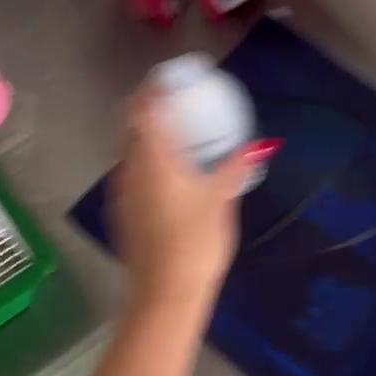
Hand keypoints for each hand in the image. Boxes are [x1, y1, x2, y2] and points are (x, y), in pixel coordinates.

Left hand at [111, 87, 260, 312]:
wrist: (165, 293)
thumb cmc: (195, 241)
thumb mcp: (221, 200)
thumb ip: (234, 168)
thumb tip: (256, 147)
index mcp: (153, 156)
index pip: (144, 108)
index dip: (153, 90)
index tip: (167, 82)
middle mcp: (129, 169)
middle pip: (132, 129)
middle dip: (149, 114)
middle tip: (173, 110)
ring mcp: (120, 194)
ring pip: (129, 155)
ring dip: (146, 143)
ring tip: (172, 145)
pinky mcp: (120, 216)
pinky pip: (130, 178)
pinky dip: (144, 168)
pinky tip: (165, 183)